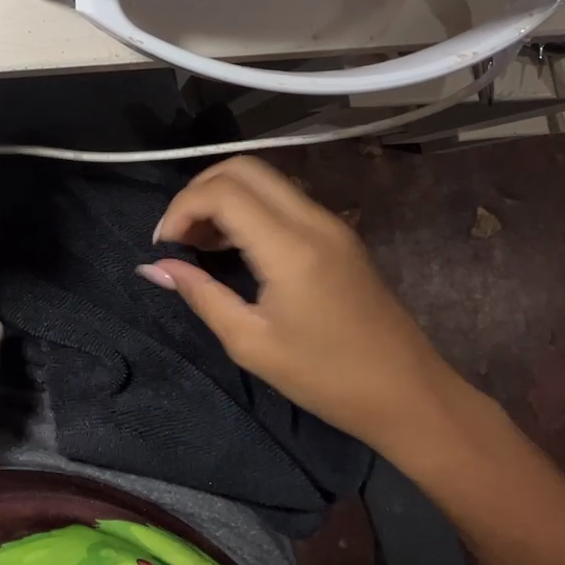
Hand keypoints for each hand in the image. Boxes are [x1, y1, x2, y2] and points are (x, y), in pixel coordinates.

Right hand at [139, 158, 460, 451]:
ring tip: (200, 242)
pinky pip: (281, 198)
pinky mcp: (337, 234)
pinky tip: (233, 246)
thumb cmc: (327, 378)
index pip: (222, 192)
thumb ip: (200, 294)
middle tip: (179, 234)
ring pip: (263, 177)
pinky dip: (246, 207)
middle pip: (242, 167)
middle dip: (198, 190)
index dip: (181, 208)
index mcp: (290, 248)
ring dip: (222, 196)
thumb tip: (153, 266)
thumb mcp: (250, 343)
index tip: (164, 246)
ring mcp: (330, 223)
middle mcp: (312, 221)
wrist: (411, 396)